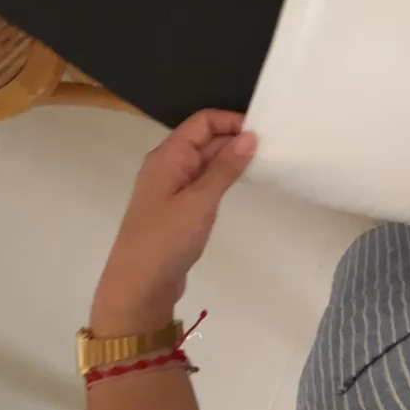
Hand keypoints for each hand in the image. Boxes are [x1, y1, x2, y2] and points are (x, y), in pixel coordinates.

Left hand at [89, 110, 256, 333]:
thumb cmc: (166, 239)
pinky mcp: (179, 207)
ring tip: (263, 163)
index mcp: (168, 156)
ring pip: (207, 161)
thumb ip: (226, 167)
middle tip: (271, 148)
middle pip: (205, 139)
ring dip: (231, 159)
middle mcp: (169, 165)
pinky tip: (242, 185)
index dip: (231, 121)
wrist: (138, 288)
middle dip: (235, 139)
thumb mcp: (200, 201)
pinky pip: (204, 181)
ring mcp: (173, 187)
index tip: (262, 132)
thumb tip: (250, 136)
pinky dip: (223, 178)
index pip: (202, 122)